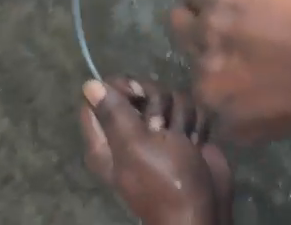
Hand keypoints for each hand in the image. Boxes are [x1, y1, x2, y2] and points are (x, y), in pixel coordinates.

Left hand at [79, 78, 227, 224]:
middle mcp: (130, 133)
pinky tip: (195, 142)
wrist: (202, 205)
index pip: (100, 97)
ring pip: (171, 97)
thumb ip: (114, 113)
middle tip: (161, 125)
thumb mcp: (135, 145)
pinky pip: (191, 108)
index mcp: (107, 140)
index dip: (120, 88)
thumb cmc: (164, 179)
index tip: (137, 96)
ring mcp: (160, 132)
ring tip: (182, 141)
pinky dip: (196, 123)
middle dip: (158, 102)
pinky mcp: (184, 133)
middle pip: (140, 91)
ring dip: (181, 116)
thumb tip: (88, 84)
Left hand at [171, 0, 290, 142]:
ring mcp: (216, 88)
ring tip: (258, 63)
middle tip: (239, 22)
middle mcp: (207, 41)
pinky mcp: (235, 124)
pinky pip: (223, 111)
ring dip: (219, 62)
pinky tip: (269, 91)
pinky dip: (241, 100)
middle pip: (181, 25)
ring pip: (199, 71)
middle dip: (204, 17)